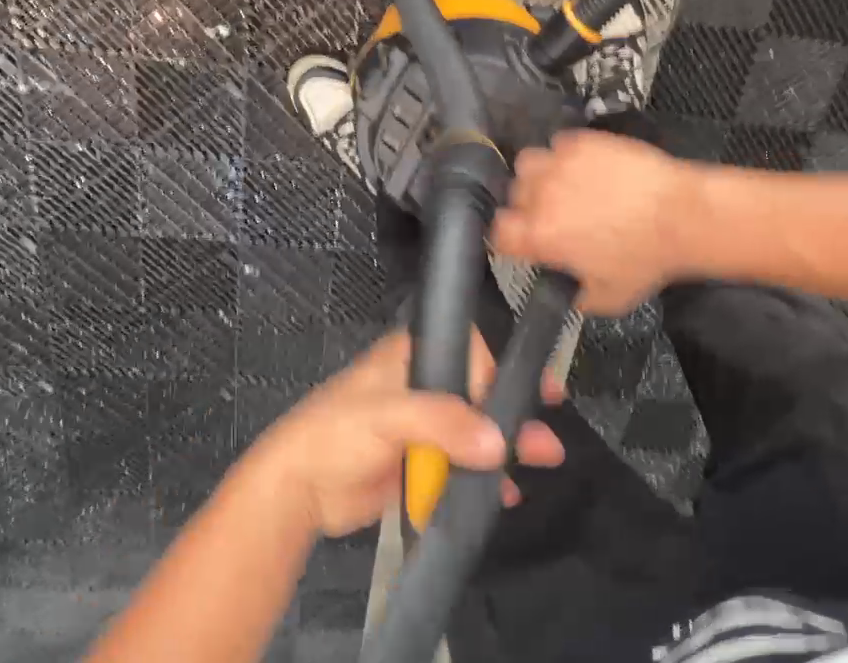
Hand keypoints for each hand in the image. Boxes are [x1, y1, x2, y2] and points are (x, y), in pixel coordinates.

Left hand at [246, 330, 565, 537]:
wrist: (298, 492)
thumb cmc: (336, 434)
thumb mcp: (388, 416)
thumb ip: (443, 423)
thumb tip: (498, 440)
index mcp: (413, 359)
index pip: (471, 352)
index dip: (504, 366)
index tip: (537, 385)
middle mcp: (423, 388)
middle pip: (480, 393)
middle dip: (514, 410)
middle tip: (549, 423)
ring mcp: (423, 429)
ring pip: (476, 432)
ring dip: (509, 445)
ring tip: (544, 459)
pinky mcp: (422, 465)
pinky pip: (463, 467)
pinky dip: (486, 478)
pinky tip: (507, 493)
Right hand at [493, 129, 702, 316]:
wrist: (682, 216)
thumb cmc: (648, 256)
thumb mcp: (606, 298)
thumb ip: (574, 294)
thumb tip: (567, 288)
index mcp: (542, 236)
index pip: (498, 232)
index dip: (507, 238)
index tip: (519, 240)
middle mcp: (545, 196)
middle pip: (513, 196)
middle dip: (526, 207)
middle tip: (551, 216)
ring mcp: (563, 164)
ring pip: (528, 164)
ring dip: (538, 177)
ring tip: (561, 187)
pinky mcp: (584, 143)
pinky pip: (559, 143)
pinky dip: (566, 156)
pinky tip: (585, 170)